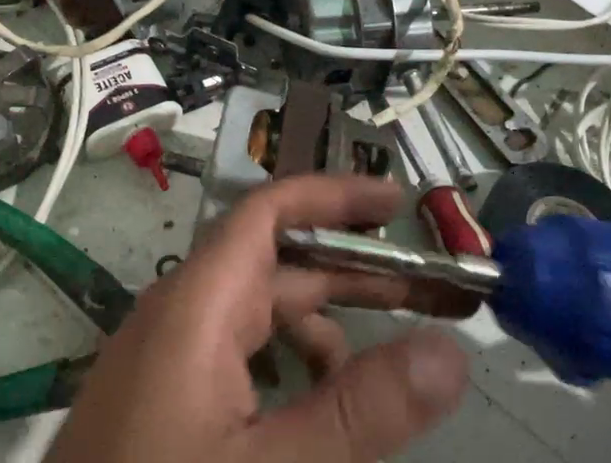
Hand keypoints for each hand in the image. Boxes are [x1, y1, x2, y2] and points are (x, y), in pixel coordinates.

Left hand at [44, 176, 471, 462]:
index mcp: (198, 303)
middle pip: (276, 265)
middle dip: (353, 273)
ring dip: (324, 331)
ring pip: (258, 317)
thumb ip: (360, 412)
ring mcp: (165, 355)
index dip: (334, 197)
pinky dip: (287, 368)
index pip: (268, 212)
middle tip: (430, 292)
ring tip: (386, 374)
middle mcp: (179, 312)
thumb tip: (450, 352)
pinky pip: (236, 358)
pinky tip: (319, 410)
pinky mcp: (160, 396)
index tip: (398, 204)